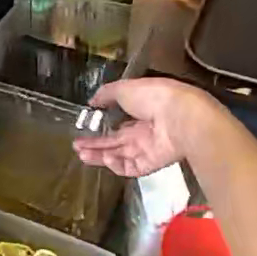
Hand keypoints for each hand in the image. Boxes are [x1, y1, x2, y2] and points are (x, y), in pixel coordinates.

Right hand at [72, 78, 222, 177]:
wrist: (180, 117)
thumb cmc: (154, 96)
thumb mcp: (125, 88)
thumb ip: (106, 94)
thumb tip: (92, 101)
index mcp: (142, 109)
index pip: (119, 120)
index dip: (103, 124)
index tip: (87, 125)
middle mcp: (144, 130)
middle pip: (116, 140)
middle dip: (95, 143)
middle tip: (76, 145)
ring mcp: (148, 148)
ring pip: (119, 155)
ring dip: (99, 155)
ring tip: (81, 153)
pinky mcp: (151, 164)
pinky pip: (131, 167)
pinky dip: (116, 164)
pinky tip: (105, 159)